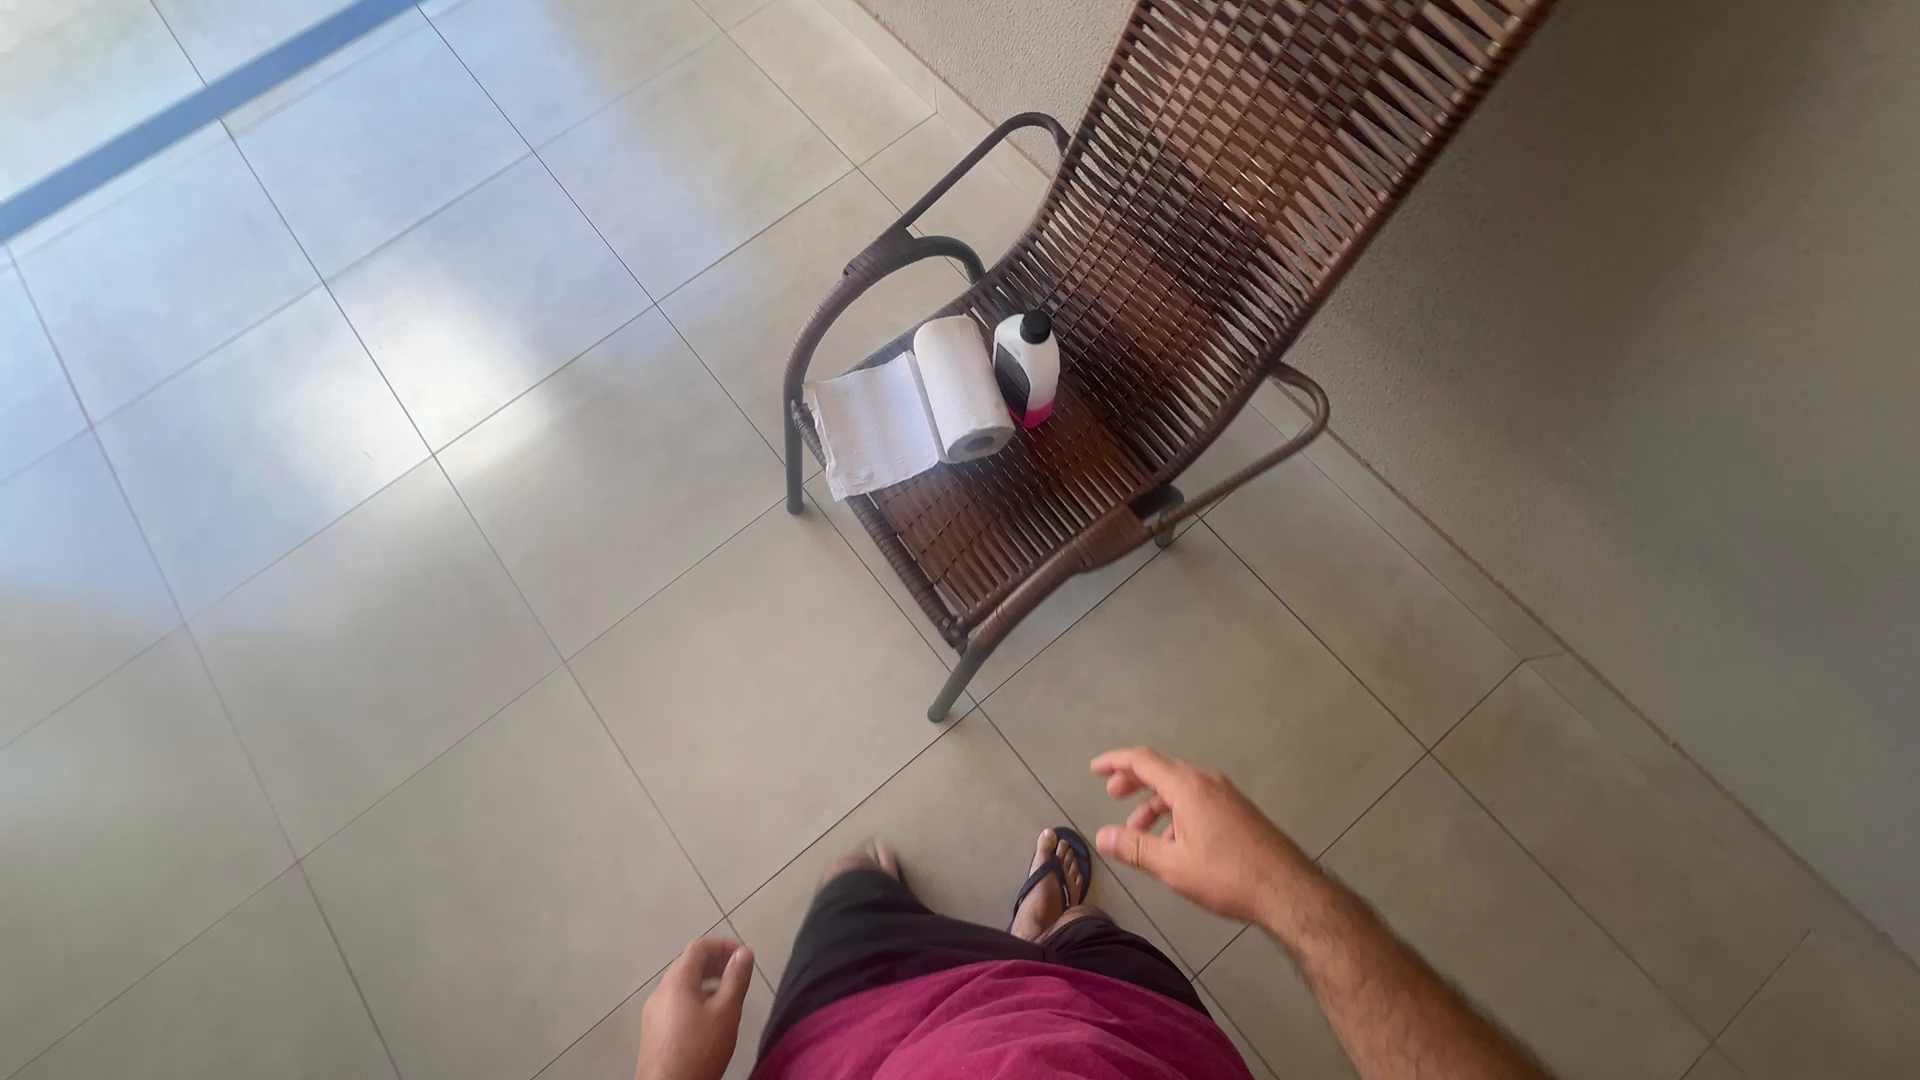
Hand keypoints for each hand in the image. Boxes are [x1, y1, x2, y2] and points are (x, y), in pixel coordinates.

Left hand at [635, 938, 753, 1079]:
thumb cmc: (699, 1049)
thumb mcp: (726, 1011)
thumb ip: (737, 977)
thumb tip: (744, 951)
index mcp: (676, 981)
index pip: (700, 946)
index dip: (725, 945)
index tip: (745, 958)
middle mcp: (660, 991)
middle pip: (689, 963)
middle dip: (717, 963)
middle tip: (739, 975)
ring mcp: (652, 1013)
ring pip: (682, 984)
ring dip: (707, 982)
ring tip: (727, 998)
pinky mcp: (652, 1032)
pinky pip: (675, 1002)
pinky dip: (695, 999)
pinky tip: (708, 1020)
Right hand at [1091, 747, 1315, 925]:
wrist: (1290, 891)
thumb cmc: (1227, 875)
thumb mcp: (1173, 866)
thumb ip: (1135, 849)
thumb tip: (1101, 836)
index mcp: (1188, 786)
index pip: (1143, 760)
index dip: (1115, 761)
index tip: (1095, 768)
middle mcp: (1206, 781)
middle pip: (1161, 769)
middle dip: (1133, 781)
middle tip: (1112, 795)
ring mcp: (1226, 795)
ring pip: (1180, 788)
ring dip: (1155, 804)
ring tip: (1138, 833)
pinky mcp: (1238, 811)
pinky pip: (1197, 800)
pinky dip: (1176, 812)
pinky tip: (1173, 844)